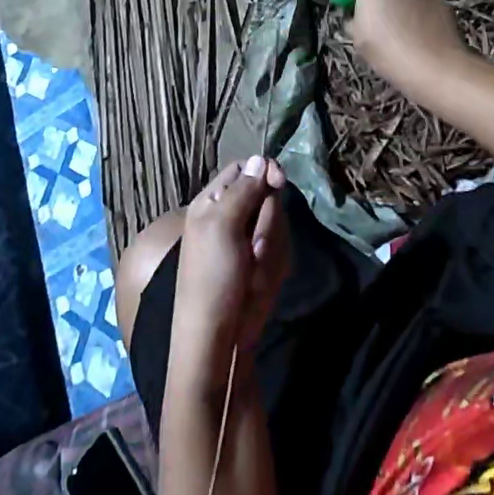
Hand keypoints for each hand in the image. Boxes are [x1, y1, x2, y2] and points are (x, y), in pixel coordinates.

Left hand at [175, 156, 290, 347]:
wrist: (217, 337)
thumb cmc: (212, 278)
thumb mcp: (223, 226)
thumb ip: (243, 190)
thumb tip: (260, 158)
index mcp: (214, 201)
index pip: (245, 169)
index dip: (264, 172)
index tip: (279, 183)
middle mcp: (232, 217)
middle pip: (269, 198)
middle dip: (268, 225)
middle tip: (254, 250)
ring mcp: (248, 242)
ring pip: (279, 227)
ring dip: (271, 251)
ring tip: (253, 274)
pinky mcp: (262, 264)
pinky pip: (281, 253)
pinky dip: (272, 269)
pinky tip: (258, 285)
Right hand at [349, 0, 470, 93]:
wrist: (436, 69)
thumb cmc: (392, 59)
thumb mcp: (360, 45)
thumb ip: (354, 24)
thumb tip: (355, 19)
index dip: (359, 3)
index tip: (361, 20)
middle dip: (382, 7)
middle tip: (382, 33)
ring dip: (403, 12)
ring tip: (406, 40)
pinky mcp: (441, 3)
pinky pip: (425, 7)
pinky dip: (422, 19)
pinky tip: (424, 40)